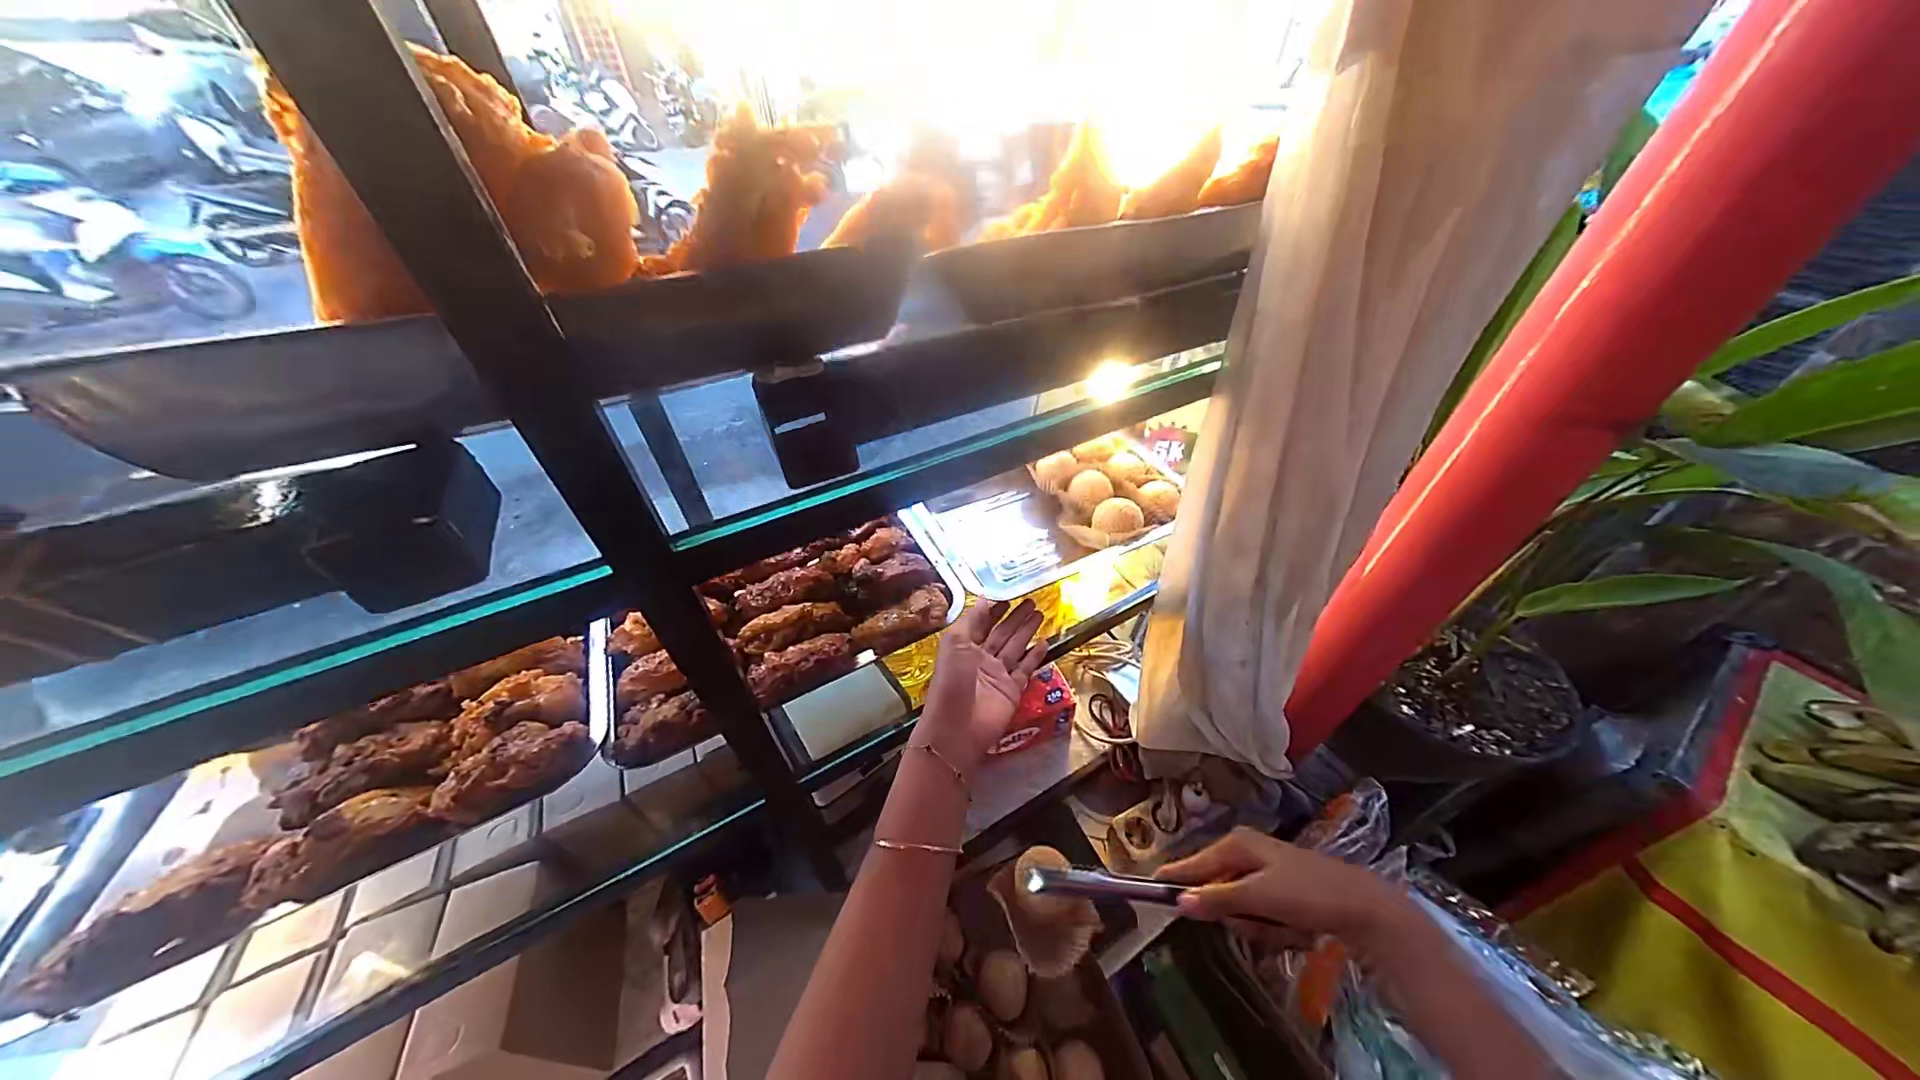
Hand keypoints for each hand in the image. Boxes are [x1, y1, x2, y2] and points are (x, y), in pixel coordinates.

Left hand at [916, 599, 1047, 769]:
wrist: (957, 726)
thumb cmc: (952, 680)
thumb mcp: (955, 642)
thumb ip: (972, 620)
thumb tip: (985, 598)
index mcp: (964, 646)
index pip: (982, 622)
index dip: (995, 609)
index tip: (1010, 594)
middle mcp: (981, 658)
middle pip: (1002, 633)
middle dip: (1015, 617)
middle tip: (1032, 600)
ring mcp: (998, 675)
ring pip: (1015, 647)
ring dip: (1027, 630)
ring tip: (1040, 613)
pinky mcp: (1012, 690)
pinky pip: (1026, 669)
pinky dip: (1035, 656)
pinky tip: (1045, 642)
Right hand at [1155, 828, 1407, 945]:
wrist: (1366, 908)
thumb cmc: (1308, 893)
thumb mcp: (1258, 897)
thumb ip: (1216, 898)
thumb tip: (1178, 900)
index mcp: (1236, 844)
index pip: (1193, 862)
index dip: (1174, 877)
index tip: (1149, 889)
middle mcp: (1246, 852)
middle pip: (1216, 889)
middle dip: (1231, 913)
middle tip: (1253, 923)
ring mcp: (1266, 872)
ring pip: (1239, 907)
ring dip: (1255, 924)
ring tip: (1281, 928)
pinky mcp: (1283, 892)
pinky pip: (1260, 915)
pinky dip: (1272, 928)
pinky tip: (1293, 930)